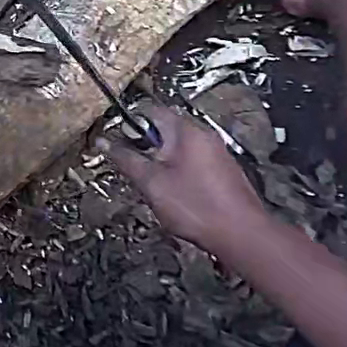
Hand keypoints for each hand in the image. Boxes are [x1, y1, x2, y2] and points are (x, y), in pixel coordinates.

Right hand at [100, 104, 267, 250]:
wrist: (242, 236)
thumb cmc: (195, 206)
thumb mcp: (151, 183)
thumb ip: (126, 159)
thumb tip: (104, 142)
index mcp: (186, 131)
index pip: (150, 111)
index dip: (129, 124)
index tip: (118, 144)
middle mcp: (204, 135)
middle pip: (164, 129)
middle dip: (146, 148)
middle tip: (137, 171)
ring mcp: (217, 153)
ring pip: (178, 148)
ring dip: (161, 162)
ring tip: (156, 186)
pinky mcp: (224, 171)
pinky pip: (193, 162)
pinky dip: (179, 172)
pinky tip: (177, 195)